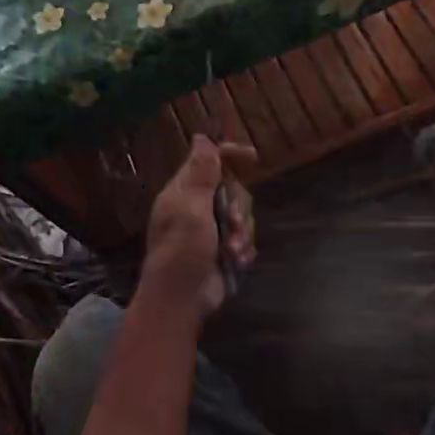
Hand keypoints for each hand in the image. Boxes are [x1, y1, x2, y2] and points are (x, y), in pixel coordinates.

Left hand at [141, 136, 257, 318]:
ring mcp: (211, 231)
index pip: (209, 162)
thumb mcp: (191, 206)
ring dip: (242, 234)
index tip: (252, 157)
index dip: (230, 155)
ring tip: (231, 253)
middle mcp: (197, 208)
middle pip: (234, 191)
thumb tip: (201, 137)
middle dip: (239, 208)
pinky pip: (245, 240)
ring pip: (243, 217)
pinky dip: (243, 251)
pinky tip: (236, 262)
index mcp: (184, 192)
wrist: (182, 298)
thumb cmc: (182, 250)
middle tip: (232, 224)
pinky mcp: (223, 252)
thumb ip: (201, 173)